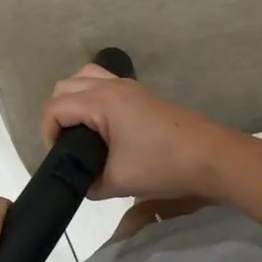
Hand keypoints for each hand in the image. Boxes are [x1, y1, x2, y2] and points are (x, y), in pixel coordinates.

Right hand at [42, 65, 237, 200]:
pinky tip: (103, 128)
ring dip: (74, 100)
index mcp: (102, 102)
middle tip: (66, 146)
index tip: (59, 159)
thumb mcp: (120, 181)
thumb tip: (81, 183)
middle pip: (65, 87)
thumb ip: (90, 183)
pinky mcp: (140, 94)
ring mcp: (128, 86)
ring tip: (81, 132)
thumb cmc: (164, 166)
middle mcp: (111, 86)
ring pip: (84, 78)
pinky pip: (103, 83)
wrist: (213, 158)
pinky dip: (92, 98)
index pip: (55, 107)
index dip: (48, 133)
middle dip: (57, 115)